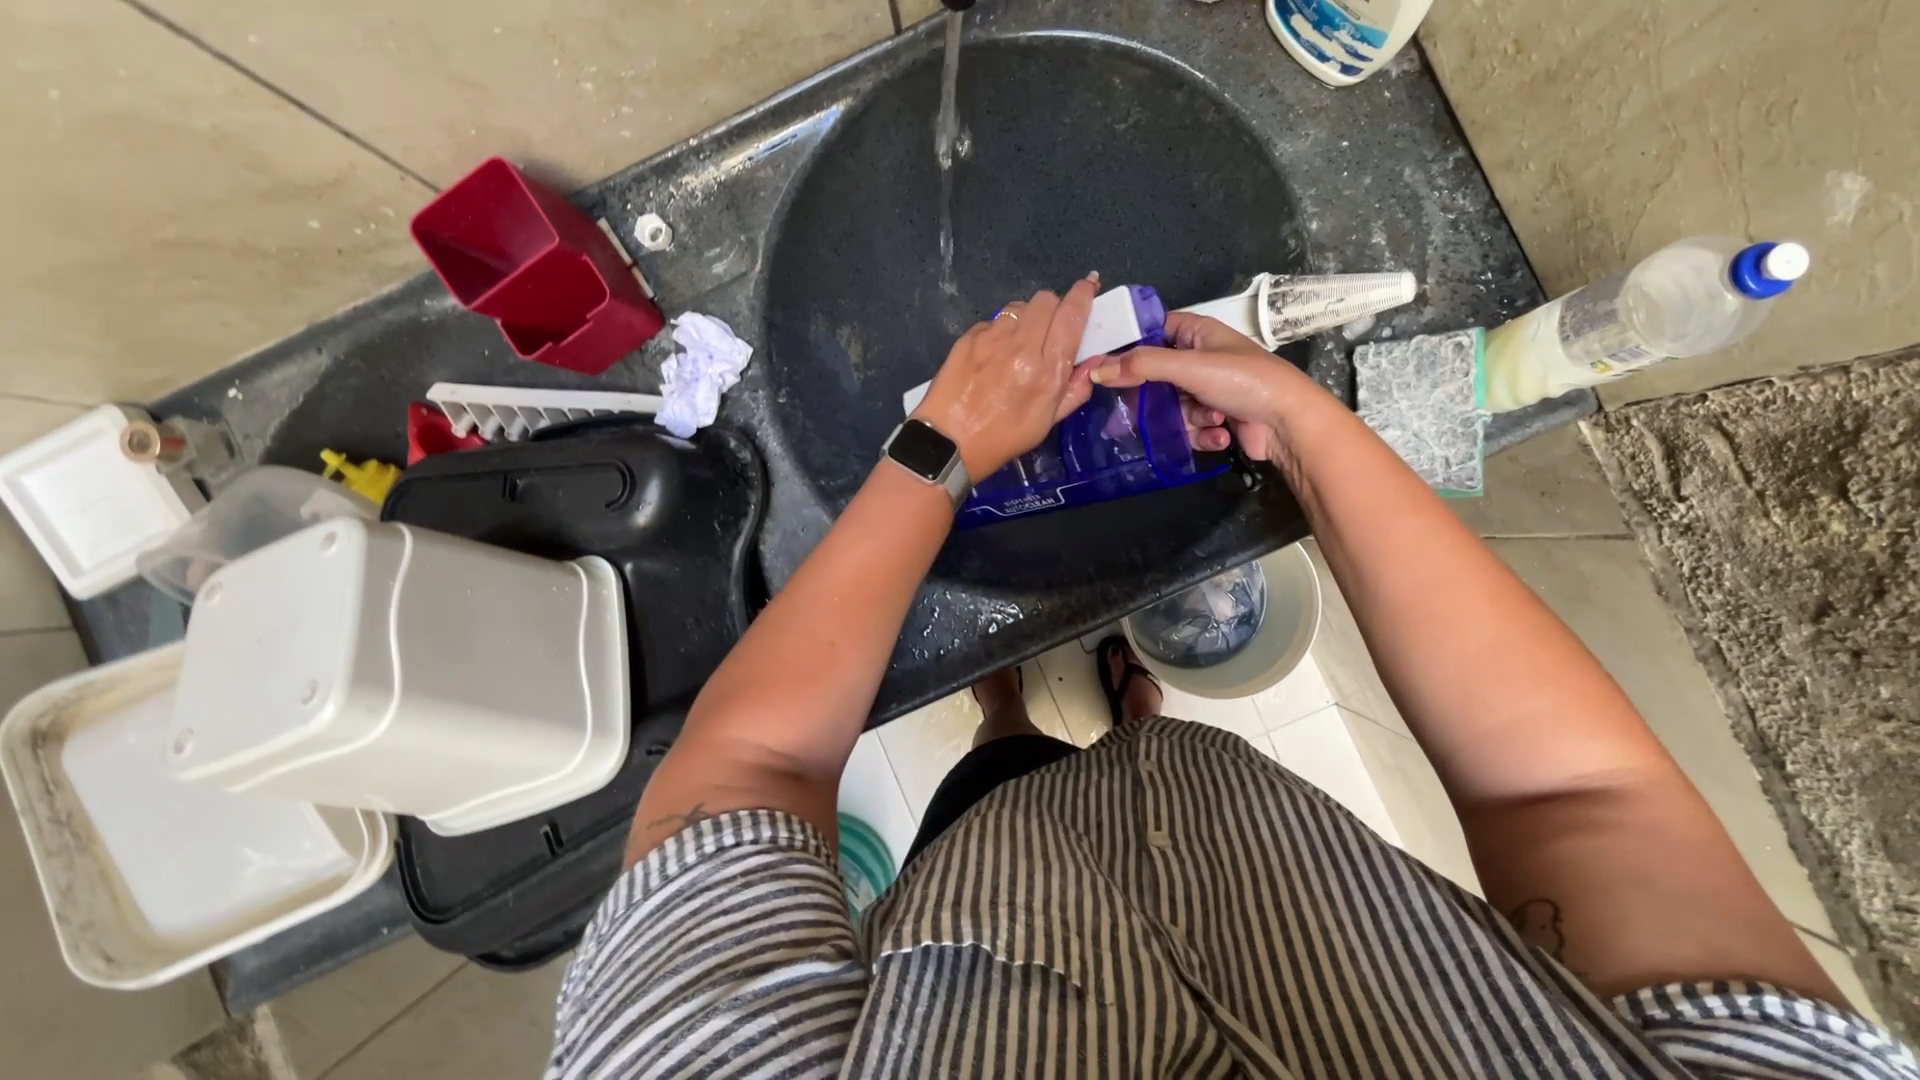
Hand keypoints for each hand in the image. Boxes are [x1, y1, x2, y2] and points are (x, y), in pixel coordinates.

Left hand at [911, 275, 1100, 478]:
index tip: (1088, 285)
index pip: (1071, 316)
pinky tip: (992, 356)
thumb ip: (1074, 390)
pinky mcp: (969, 338)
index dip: (1083, 295)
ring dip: (1025, 318)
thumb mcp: (1047, 423)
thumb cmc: (1002, 438)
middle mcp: (1022, 346)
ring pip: (1018, 308)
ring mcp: (992, 339)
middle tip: (1049, 328)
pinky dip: (998, 332)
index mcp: (1047, 370)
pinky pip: (992, 323)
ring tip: (1018, 344)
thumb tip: (1093, 364)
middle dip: (1053, 308)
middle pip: (1045, 300)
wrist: (949, 443)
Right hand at [1086, 312, 1332, 463]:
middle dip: (1155, 398)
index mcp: (1198, 333)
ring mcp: (1209, 391)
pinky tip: (1220, 434)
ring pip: (1172, 407)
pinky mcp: (1216, 419)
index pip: (1153, 330)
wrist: (1289, 423)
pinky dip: (1202, 434)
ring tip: (1209, 419)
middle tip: (1140, 411)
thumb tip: (1097, 371)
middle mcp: (1201, 359)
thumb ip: (1142, 366)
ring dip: (1187, 418)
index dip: (1129, 345)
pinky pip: (1190, 427)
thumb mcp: (1189, 366)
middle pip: (1157, 376)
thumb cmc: (1243, 381)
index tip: (1104, 365)